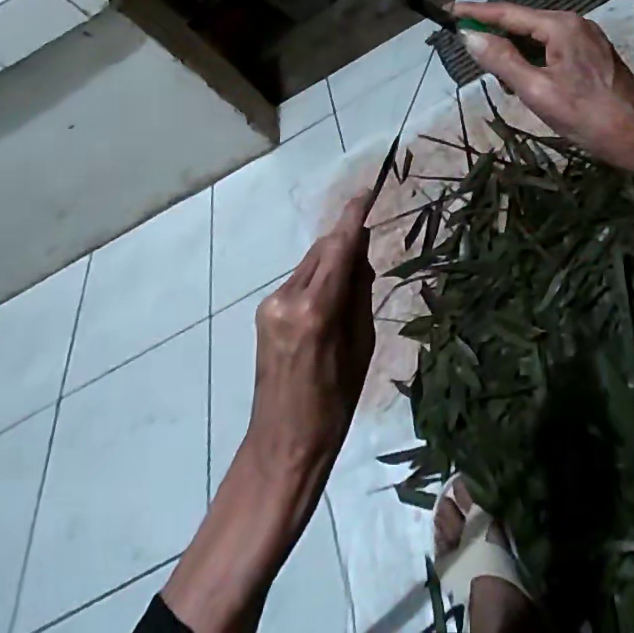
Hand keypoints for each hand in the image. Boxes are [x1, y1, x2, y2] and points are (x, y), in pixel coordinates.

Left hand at [245, 195, 375, 473]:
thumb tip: (360, 254)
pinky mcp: (264, 313)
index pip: (338, 248)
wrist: (283, 442)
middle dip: (346, 244)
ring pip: (310, 265)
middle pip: (322, 251)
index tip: (366, 192)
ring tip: (352, 291)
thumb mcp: (361, 347)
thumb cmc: (335, 403)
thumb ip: (358, 294)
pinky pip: (299, 282)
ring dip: (332, 264)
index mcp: (315, 310)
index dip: (353, 218)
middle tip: (369, 260)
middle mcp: (287, 298)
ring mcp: (270, 305)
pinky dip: (318, 282)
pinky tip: (330, 306)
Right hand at [451, 0, 633, 198]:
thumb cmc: (588, 117)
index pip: (508, 12)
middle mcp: (575, 23)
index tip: (448, 11)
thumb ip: (502, 61)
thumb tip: (470, 36)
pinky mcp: (593, 55)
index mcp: (561, 26)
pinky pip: (552, 49)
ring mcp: (587, 38)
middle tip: (469, 52)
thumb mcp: (538, 91)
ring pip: (537, 38)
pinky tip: (525, 81)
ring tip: (499, 78)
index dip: (476, 12)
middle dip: (495, 35)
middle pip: (523, 22)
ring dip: (515, 53)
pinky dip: (533, 60)